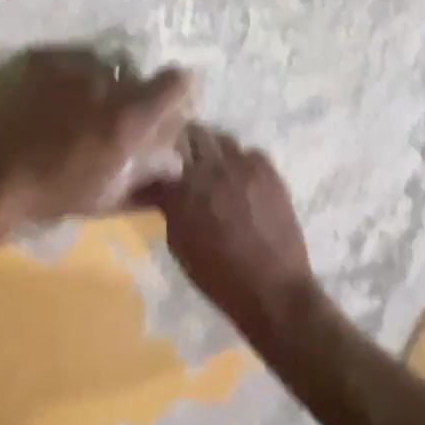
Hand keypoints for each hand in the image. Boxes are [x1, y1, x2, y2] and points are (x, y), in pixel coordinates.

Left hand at [0, 49, 193, 222]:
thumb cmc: (54, 194)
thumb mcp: (110, 196)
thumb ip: (149, 175)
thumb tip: (172, 161)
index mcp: (128, 117)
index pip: (177, 81)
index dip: (178, 92)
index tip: (167, 110)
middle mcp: (106, 84)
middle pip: (137, 79)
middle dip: (134, 98)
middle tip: (114, 124)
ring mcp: (71, 70)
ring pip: (103, 71)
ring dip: (101, 90)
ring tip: (78, 117)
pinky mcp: (42, 64)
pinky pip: (72, 66)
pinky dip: (71, 84)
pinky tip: (54, 107)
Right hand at [137, 125, 321, 331]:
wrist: (272, 289)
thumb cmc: (217, 274)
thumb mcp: (178, 242)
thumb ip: (168, 206)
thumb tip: (159, 188)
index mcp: (183, 187)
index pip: (161, 154)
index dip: (155, 158)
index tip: (152, 165)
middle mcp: (212, 168)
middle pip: (192, 135)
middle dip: (183, 144)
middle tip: (180, 160)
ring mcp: (244, 167)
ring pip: (221, 140)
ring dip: (211, 150)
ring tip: (211, 168)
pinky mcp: (269, 172)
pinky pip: (249, 153)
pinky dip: (239, 161)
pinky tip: (238, 178)